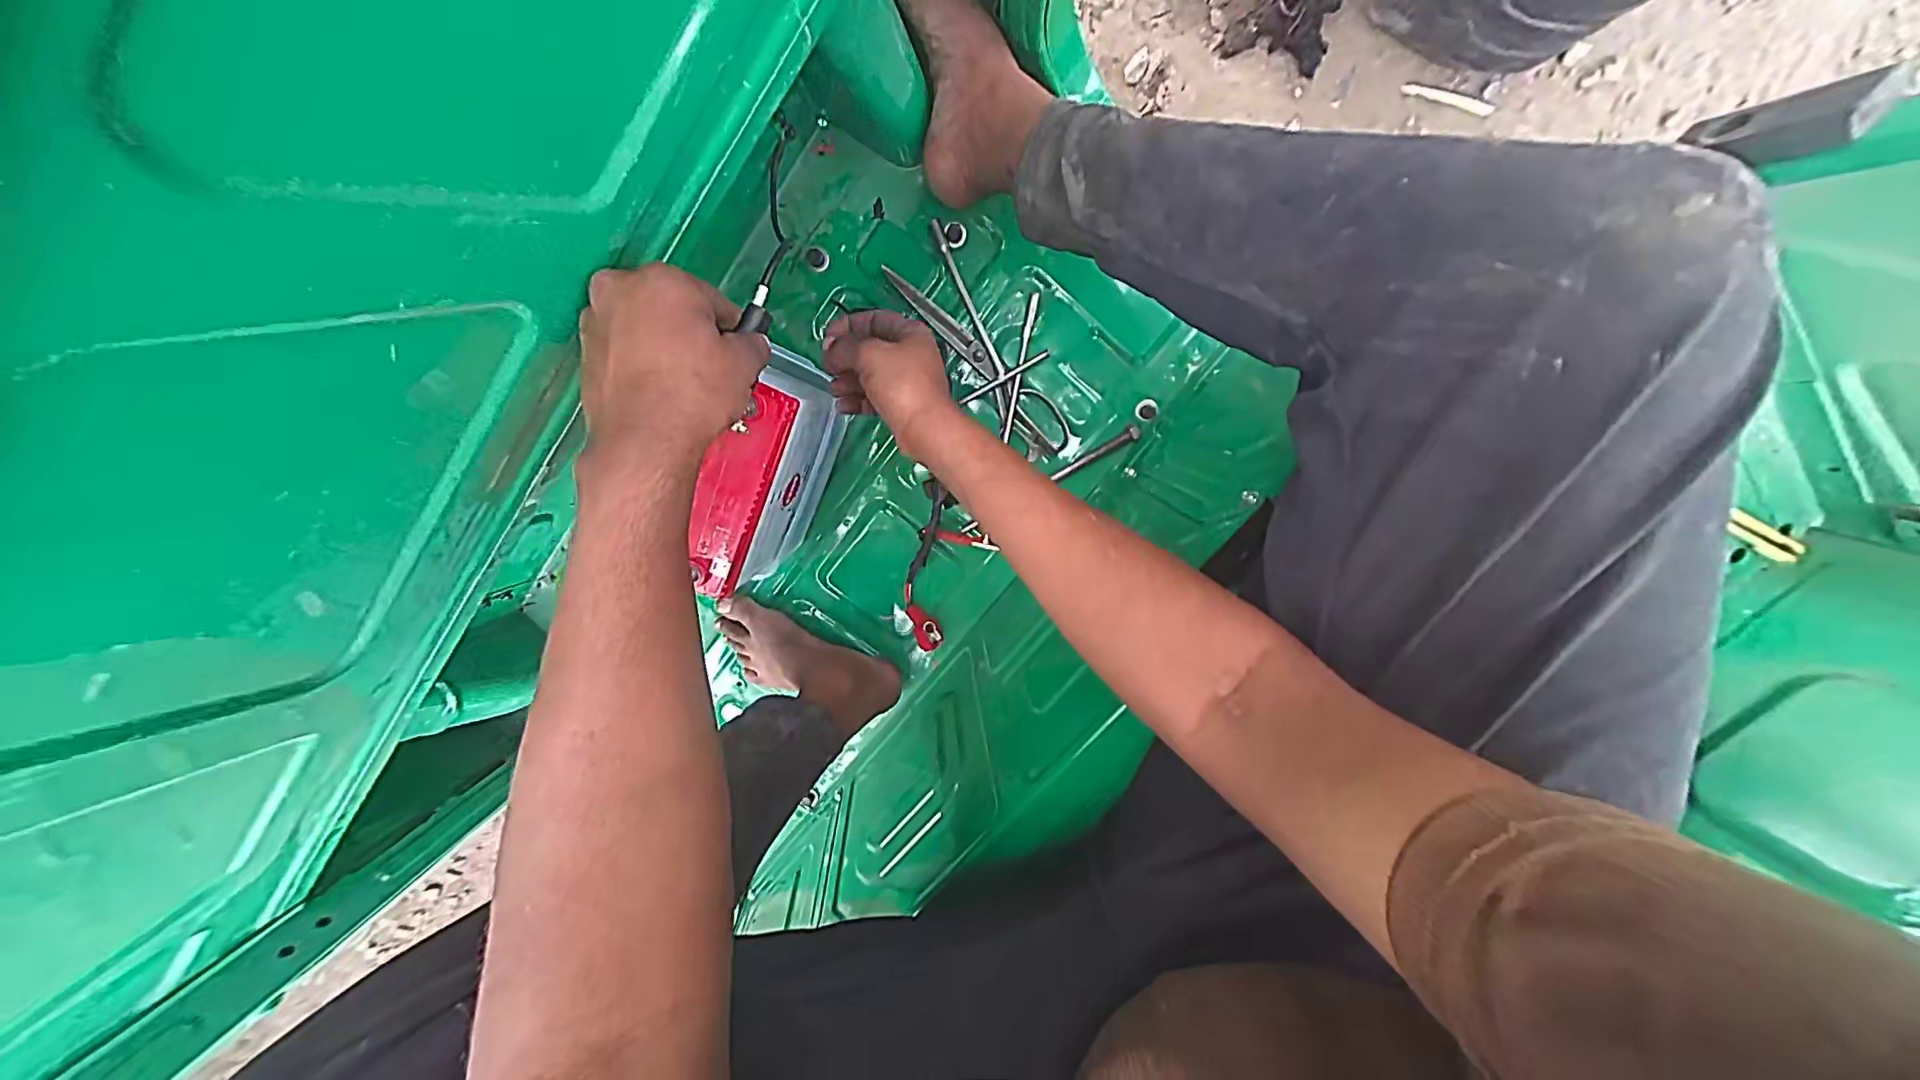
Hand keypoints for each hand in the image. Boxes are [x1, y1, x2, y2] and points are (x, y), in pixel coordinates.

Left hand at [577, 264, 767, 472]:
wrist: (645, 440)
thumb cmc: (685, 399)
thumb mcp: (744, 365)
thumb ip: (753, 344)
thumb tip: (752, 345)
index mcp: (664, 281)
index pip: (711, 298)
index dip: (730, 327)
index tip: (736, 343)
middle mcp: (622, 291)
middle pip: (673, 308)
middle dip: (694, 334)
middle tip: (714, 365)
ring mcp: (598, 321)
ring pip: (646, 328)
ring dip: (668, 348)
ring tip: (691, 384)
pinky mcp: (588, 353)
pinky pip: (626, 351)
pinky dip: (644, 365)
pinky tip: (665, 391)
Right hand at [822, 310, 957, 461]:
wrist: (924, 428)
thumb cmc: (906, 386)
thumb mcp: (868, 354)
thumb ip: (845, 346)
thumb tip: (833, 350)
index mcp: (910, 333)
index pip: (874, 319)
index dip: (848, 325)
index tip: (829, 337)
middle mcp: (911, 355)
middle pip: (870, 350)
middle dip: (846, 357)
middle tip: (829, 364)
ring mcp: (908, 382)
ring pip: (871, 375)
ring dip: (849, 381)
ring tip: (835, 387)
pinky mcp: (902, 405)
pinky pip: (875, 397)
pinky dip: (858, 400)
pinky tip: (844, 405)